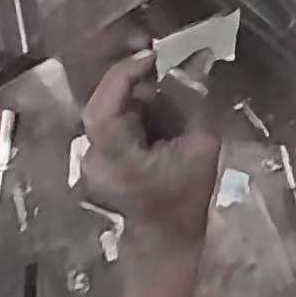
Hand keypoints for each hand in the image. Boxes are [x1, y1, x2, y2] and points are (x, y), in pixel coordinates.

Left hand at [81, 53, 222, 261]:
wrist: (166, 239)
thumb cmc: (186, 197)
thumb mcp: (203, 148)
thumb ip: (197, 104)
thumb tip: (200, 63)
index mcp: (116, 158)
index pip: (103, 109)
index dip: (123, 76)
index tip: (153, 56)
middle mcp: (94, 156)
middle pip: (103, 102)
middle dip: (133, 80)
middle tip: (162, 68)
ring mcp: (92, 157)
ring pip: (108, 107)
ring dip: (136, 93)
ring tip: (165, 89)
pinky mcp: (99, 155)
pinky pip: (114, 118)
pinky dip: (135, 106)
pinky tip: (157, 110)